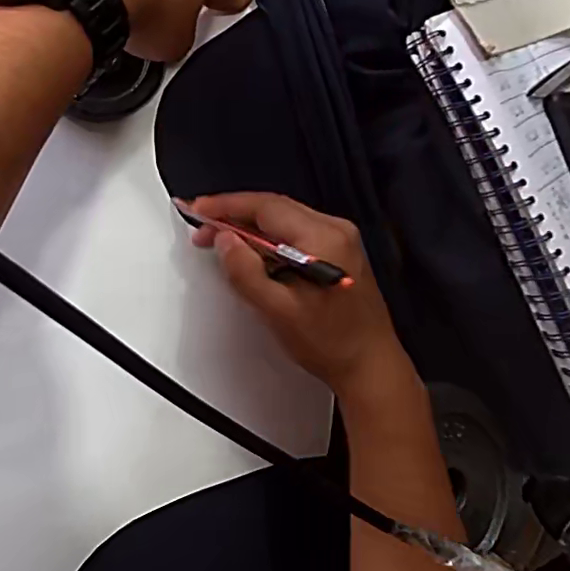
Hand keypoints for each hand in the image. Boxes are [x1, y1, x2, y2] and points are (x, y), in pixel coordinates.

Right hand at [186, 192, 409, 394]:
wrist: (370, 365)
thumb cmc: (332, 343)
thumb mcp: (278, 311)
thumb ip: (246, 272)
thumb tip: (224, 240)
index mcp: (324, 239)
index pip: (265, 207)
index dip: (226, 205)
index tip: (199, 208)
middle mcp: (336, 230)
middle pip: (273, 208)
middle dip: (233, 215)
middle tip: (203, 229)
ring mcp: (340, 238)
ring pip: (282, 218)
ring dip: (249, 226)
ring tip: (221, 241)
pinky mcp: (338, 249)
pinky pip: (294, 230)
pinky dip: (267, 237)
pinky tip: (251, 251)